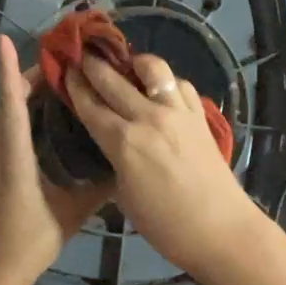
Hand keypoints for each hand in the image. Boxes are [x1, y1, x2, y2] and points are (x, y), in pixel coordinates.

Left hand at [0, 35, 111, 284]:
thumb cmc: (33, 240)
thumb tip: (128, 163)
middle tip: (64, 59)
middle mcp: (2, 151)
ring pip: (8, 114)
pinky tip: (48, 112)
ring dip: (27, 92)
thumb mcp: (72, 213)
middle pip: (10, 102)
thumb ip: (99, 188)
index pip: (12, 106)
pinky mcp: (0, 168)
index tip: (6, 42)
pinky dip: (25, 110)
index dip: (10, 72)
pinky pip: (11, 128)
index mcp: (16, 157)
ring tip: (60, 78)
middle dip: (30, 75)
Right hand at [66, 53, 265, 277]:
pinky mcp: (200, 115)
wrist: (220, 230)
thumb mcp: (124, 195)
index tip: (65, 67)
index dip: (75, 84)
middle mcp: (149, 117)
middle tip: (83, 54)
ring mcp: (178, 112)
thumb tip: (111, 139)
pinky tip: (161, 90)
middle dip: (94, 64)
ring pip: (153, 68)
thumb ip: (115, 158)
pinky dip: (166, 82)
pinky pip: (180, 85)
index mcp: (123, 143)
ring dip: (134, 62)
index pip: (91, 105)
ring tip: (127, 65)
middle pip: (114, 80)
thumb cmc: (165, 225)